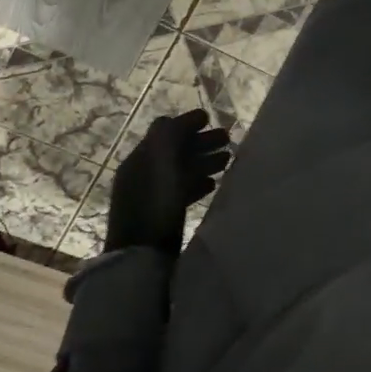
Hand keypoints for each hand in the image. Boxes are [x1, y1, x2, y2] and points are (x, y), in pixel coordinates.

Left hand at [106, 110, 231, 255]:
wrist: (141, 253)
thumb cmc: (153, 203)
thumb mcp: (161, 163)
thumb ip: (169, 137)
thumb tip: (179, 118)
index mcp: (141, 158)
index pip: (164, 130)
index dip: (187, 123)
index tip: (211, 119)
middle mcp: (145, 173)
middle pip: (176, 149)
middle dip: (202, 141)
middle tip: (229, 139)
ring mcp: (153, 194)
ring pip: (182, 169)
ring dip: (205, 161)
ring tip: (228, 161)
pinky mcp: (163, 213)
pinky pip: (183, 190)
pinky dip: (199, 182)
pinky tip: (212, 185)